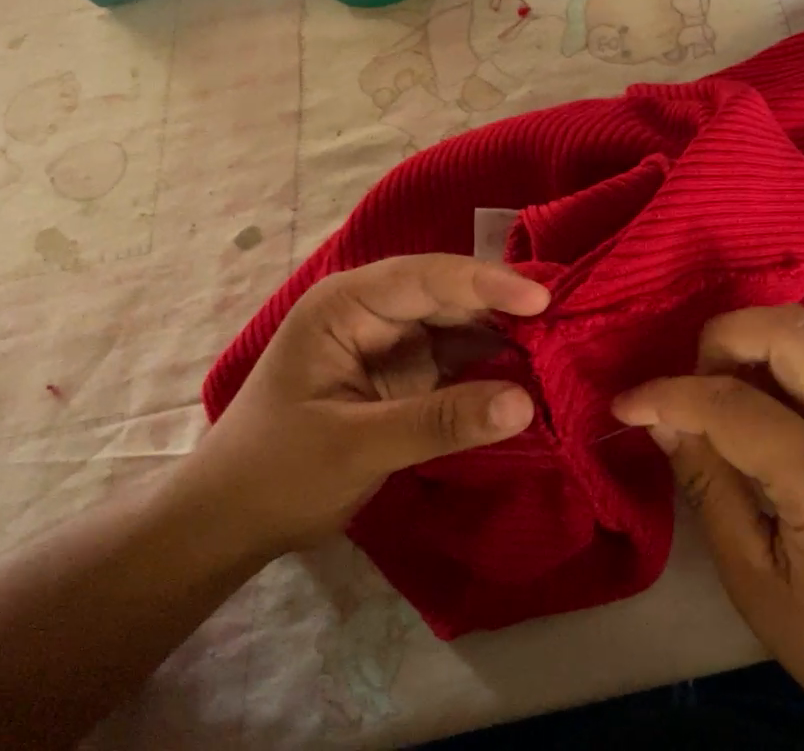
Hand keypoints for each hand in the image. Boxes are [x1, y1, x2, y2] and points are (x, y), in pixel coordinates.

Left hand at [178, 255, 549, 557]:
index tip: (543, 300)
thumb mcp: (355, 446)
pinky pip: (464, 362)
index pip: (425, 278)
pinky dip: (499, 369)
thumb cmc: (275, 473)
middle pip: (454, 296)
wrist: (231, 524)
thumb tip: (526, 403)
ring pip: (465, 327)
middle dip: (509, 309)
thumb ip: (440, 421)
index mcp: (346, 307)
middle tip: (572, 322)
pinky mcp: (410, 378)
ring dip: (511, 339)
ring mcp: (395, 345)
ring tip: (567, 347)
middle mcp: (375, 313)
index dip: (487, 284)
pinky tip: (537, 376)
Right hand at [613, 306, 803, 749]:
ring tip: (717, 404)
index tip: (624, 404)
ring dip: (756, 352)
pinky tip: (761, 421)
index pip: (735, 404)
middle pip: (790, 331)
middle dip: (724, 336)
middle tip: (688, 384)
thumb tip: (663, 419)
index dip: (670, 395)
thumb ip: (708, 484)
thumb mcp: (753, 577)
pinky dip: (785, 378)